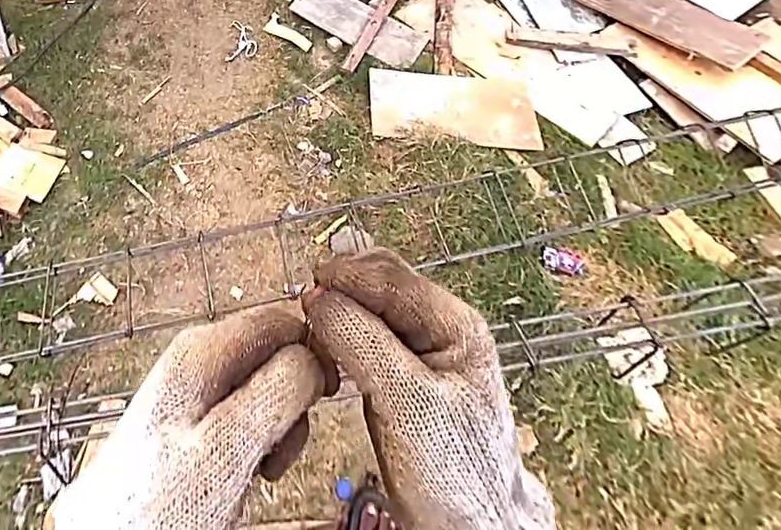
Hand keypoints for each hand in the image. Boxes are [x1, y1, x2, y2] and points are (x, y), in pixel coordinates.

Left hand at [50, 303, 324, 529]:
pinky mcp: (195, 421)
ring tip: (258, 467)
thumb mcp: (228, 444)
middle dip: (290, 399)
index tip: (325, 394)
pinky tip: (242, 472)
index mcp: (203, 347)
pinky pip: (245, 418)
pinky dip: (256, 444)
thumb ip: (275, 391)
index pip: (278, 320)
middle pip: (273, 355)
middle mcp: (199, 358)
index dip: (309, 353)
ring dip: (275, 428)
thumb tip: (311, 356)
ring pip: (264, 390)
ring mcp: (196, 390)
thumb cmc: (158, 502)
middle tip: (280, 445)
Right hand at [304, 249, 555, 529]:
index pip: (394, 279)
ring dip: (339, 309)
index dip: (349, 276)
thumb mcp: (406, 403)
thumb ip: (363, 343)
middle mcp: (440, 326)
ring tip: (314, 327)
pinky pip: (364, 332)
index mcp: (456, 325)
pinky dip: (341, 332)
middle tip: (309, 303)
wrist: (471, 529)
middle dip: (343, 288)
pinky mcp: (400, 367)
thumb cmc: (457, 476)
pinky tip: (327, 346)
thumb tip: (319, 297)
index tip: (312, 281)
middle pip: (381, 283)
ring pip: (369, 305)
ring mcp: (420, 346)